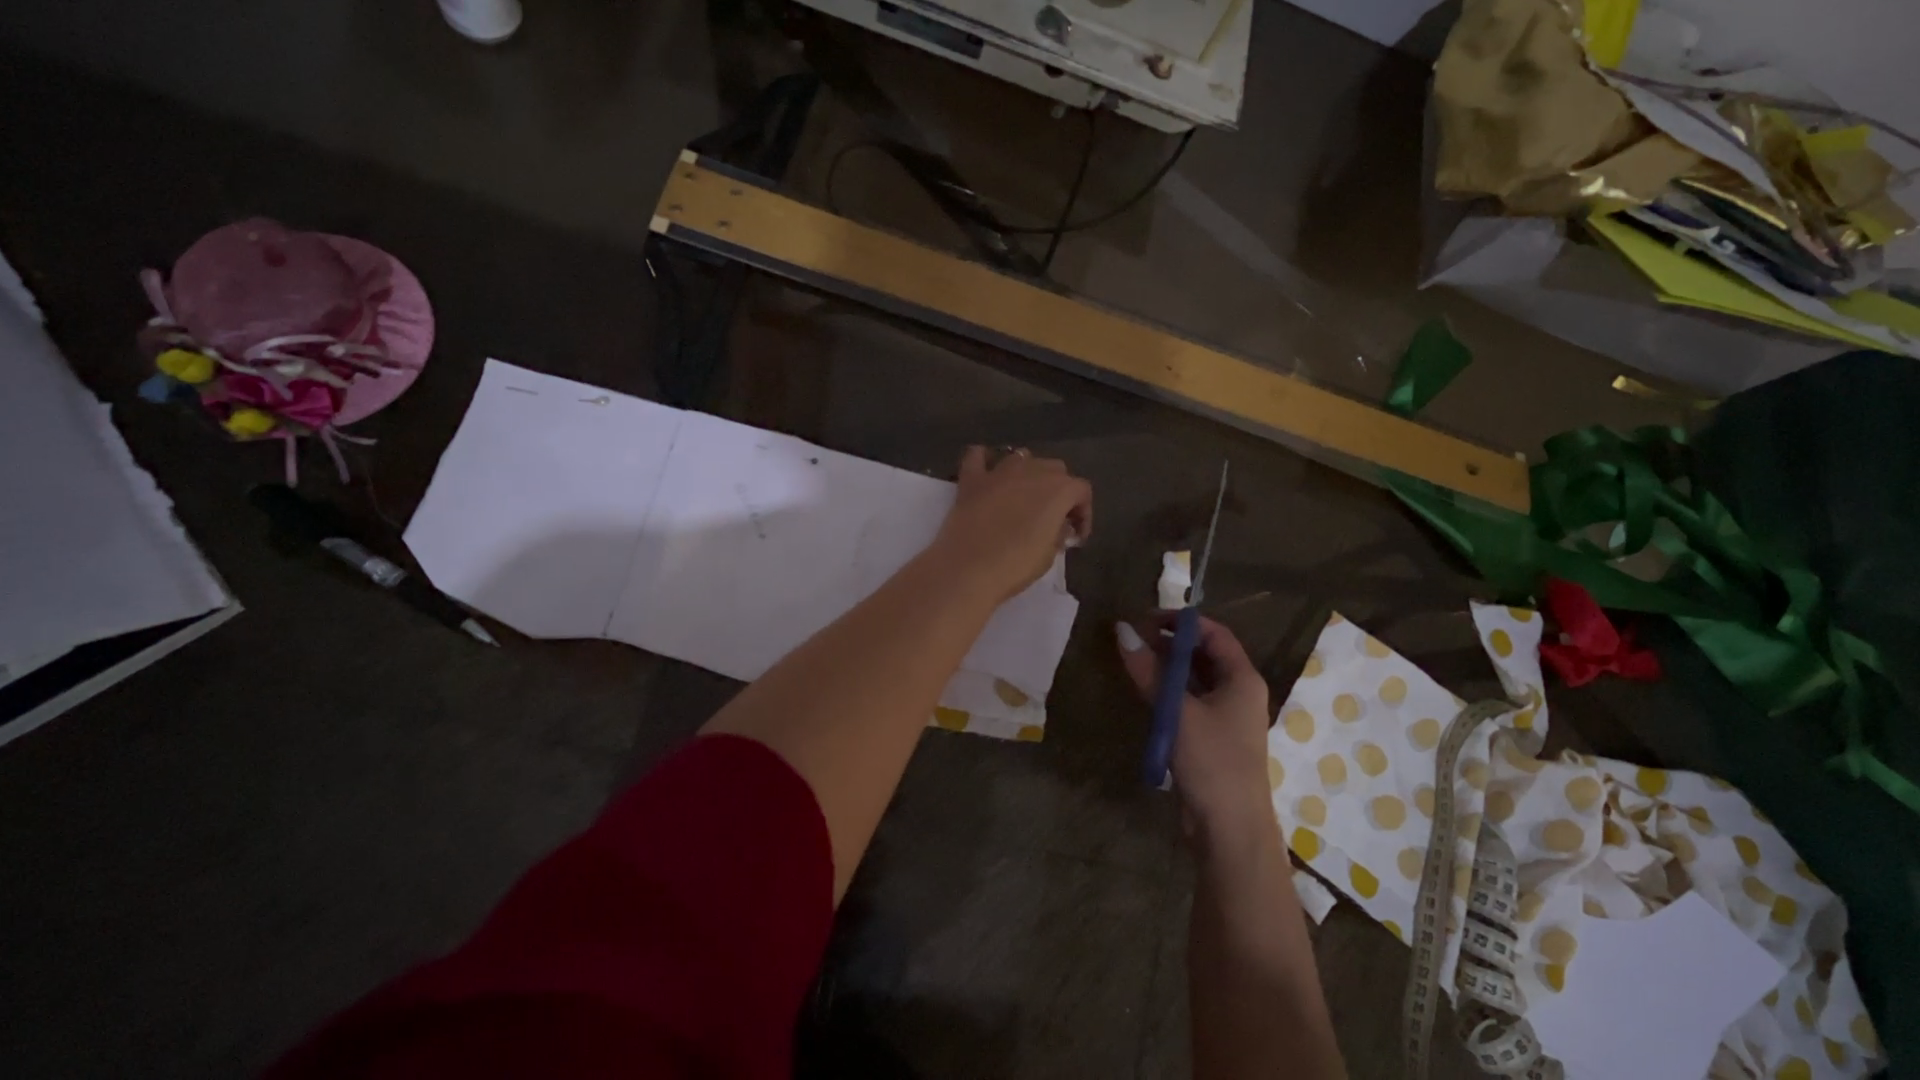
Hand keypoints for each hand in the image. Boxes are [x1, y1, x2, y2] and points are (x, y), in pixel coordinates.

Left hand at [930, 446, 1092, 601]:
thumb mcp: (1050, 553)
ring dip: (1028, 474)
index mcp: (1059, 489)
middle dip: (1058, 490)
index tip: (1076, 535)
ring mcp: (1000, 472)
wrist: (968, 569)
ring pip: (1022, 458)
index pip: (1082, 491)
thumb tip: (1058, 526)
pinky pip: (978, 456)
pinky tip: (987, 473)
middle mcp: (1032, 471)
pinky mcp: (972, 479)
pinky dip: (984, 460)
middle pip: (1055, 469)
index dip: (1083, 513)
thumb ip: (1058, 532)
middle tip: (1052, 517)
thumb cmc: (1016, 565)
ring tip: (1024, 497)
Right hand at [1116, 616, 1273, 839]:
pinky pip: (1190, 705)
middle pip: (1205, 655)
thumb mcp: (1177, 712)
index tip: (1144, 619)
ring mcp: (1227, 718)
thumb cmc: (1212, 761)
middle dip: (1170, 644)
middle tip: (1132, 640)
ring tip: (1132, 663)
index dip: (1181, 622)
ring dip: (1166, 670)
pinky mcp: (1212, 741)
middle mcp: (1239, 693)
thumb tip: (1122, 630)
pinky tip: (1144, 696)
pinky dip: (1169, 695)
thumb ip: (1149, 671)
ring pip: (1196, 681)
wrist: (1230, 828)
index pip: (1214, 633)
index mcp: (1243, 679)